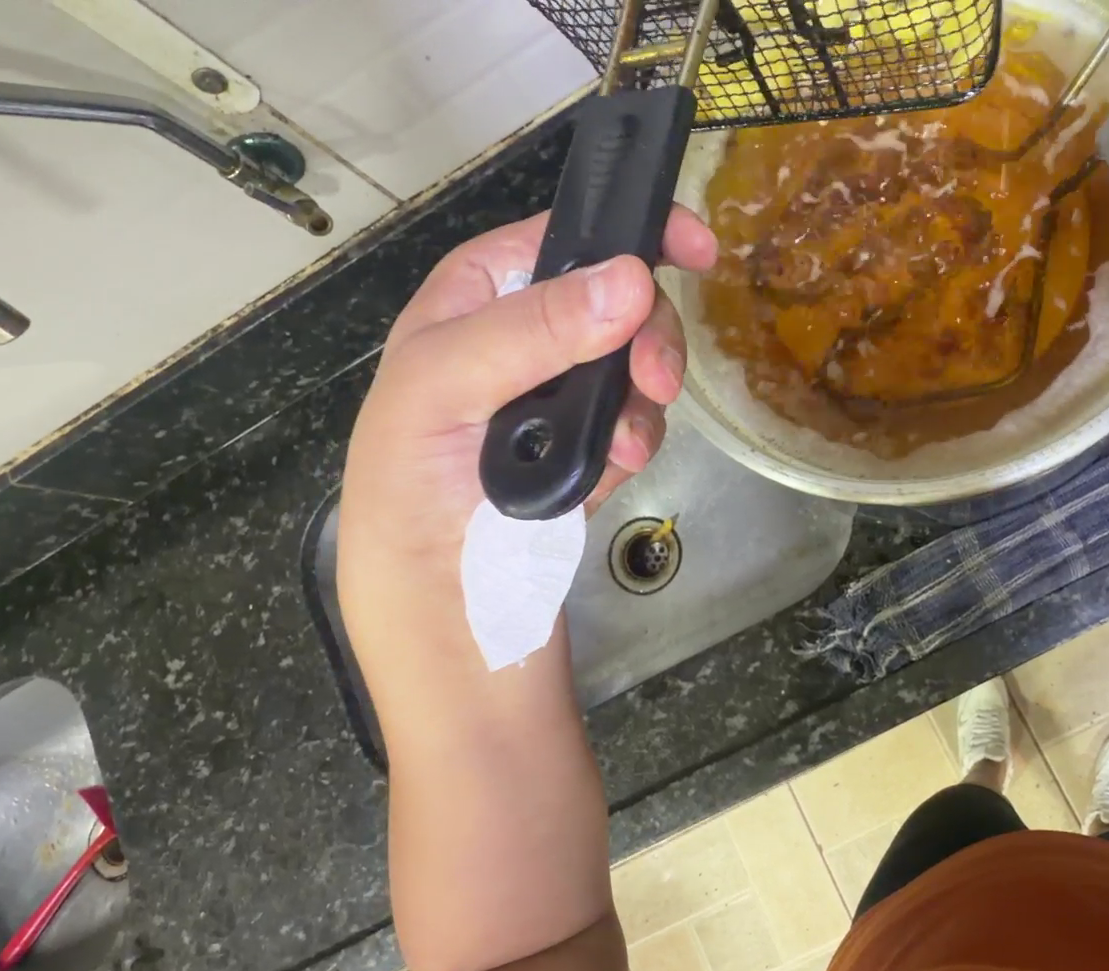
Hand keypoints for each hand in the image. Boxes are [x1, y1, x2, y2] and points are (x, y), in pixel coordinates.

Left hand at [338, 208, 716, 612]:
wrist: (440, 599)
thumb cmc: (412, 484)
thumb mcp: (445, 389)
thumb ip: (531, 331)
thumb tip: (633, 280)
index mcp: (478, 298)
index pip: (563, 239)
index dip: (630, 233)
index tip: (696, 248)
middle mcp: (526, 338)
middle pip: (619, 303)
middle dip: (649, 337)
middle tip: (659, 381)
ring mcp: (562, 395)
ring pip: (638, 365)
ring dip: (646, 399)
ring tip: (624, 447)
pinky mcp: (590, 445)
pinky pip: (639, 421)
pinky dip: (639, 441)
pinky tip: (616, 469)